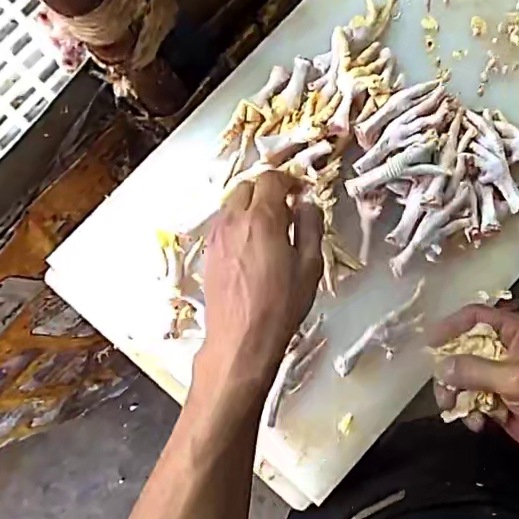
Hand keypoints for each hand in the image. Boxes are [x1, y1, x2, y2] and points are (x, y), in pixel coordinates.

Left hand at [199, 171, 321, 376]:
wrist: (240, 339)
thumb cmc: (279, 306)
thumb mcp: (309, 266)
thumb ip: (310, 228)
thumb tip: (306, 207)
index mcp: (262, 219)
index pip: (271, 179)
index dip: (288, 180)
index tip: (300, 191)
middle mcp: (233, 222)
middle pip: (247, 187)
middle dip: (268, 190)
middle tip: (286, 206)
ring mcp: (216, 237)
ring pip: (232, 205)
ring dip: (251, 206)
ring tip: (271, 228)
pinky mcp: (208, 253)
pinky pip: (224, 225)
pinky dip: (239, 224)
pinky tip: (253, 246)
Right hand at [430, 305, 518, 460]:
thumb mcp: (517, 380)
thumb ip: (477, 370)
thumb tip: (441, 367)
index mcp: (516, 331)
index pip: (476, 316)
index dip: (451, 325)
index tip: (431, 343)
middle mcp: (503, 347)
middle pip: (461, 347)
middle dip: (449, 370)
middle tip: (443, 390)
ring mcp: (497, 372)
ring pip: (460, 375)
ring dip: (453, 393)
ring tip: (454, 410)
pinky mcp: (493, 395)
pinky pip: (467, 396)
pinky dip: (466, 410)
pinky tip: (477, 423)